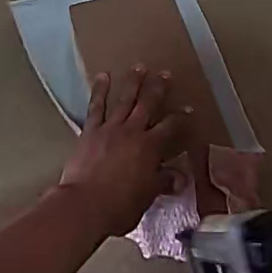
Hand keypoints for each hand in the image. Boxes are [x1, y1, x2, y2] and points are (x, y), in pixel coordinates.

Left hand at [57, 66, 187, 237]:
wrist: (83, 206)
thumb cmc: (119, 205)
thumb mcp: (147, 196)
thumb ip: (162, 183)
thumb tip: (180, 179)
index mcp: (150, 147)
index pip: (171, 127)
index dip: (181, 117)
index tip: (188, 109)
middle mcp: (133, 131)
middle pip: (148, 104)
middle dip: (158, 88)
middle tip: (164, 74)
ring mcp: (110, 128)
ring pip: (125, 99)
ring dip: (133, 82)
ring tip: (139, 66)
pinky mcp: (90, 131)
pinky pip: (96, 107)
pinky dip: (99, 90)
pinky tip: (102, 76)